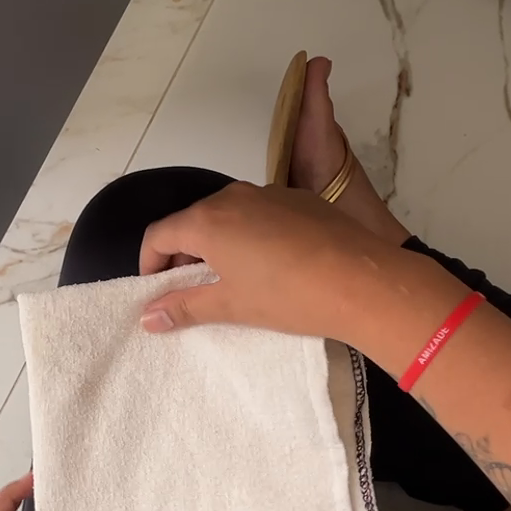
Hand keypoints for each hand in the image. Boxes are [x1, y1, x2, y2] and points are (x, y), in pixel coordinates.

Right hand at [137, 181, 464, 356]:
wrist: (363, 282)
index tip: (157, 291)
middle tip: (191, 289)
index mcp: (208, 220)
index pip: (159, 234)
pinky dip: (250, 234)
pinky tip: (271, 264)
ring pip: (227, 215)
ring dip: (217, 243)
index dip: (150, 264)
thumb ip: (183, 307)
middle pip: (191, 221)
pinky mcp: (299, 199)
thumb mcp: (230, 305)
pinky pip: (259, 213)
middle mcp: (234, 197)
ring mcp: (269, 193)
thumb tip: (146, 317)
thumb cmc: (288, 296)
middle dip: (183, 254)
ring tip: (233, 278)